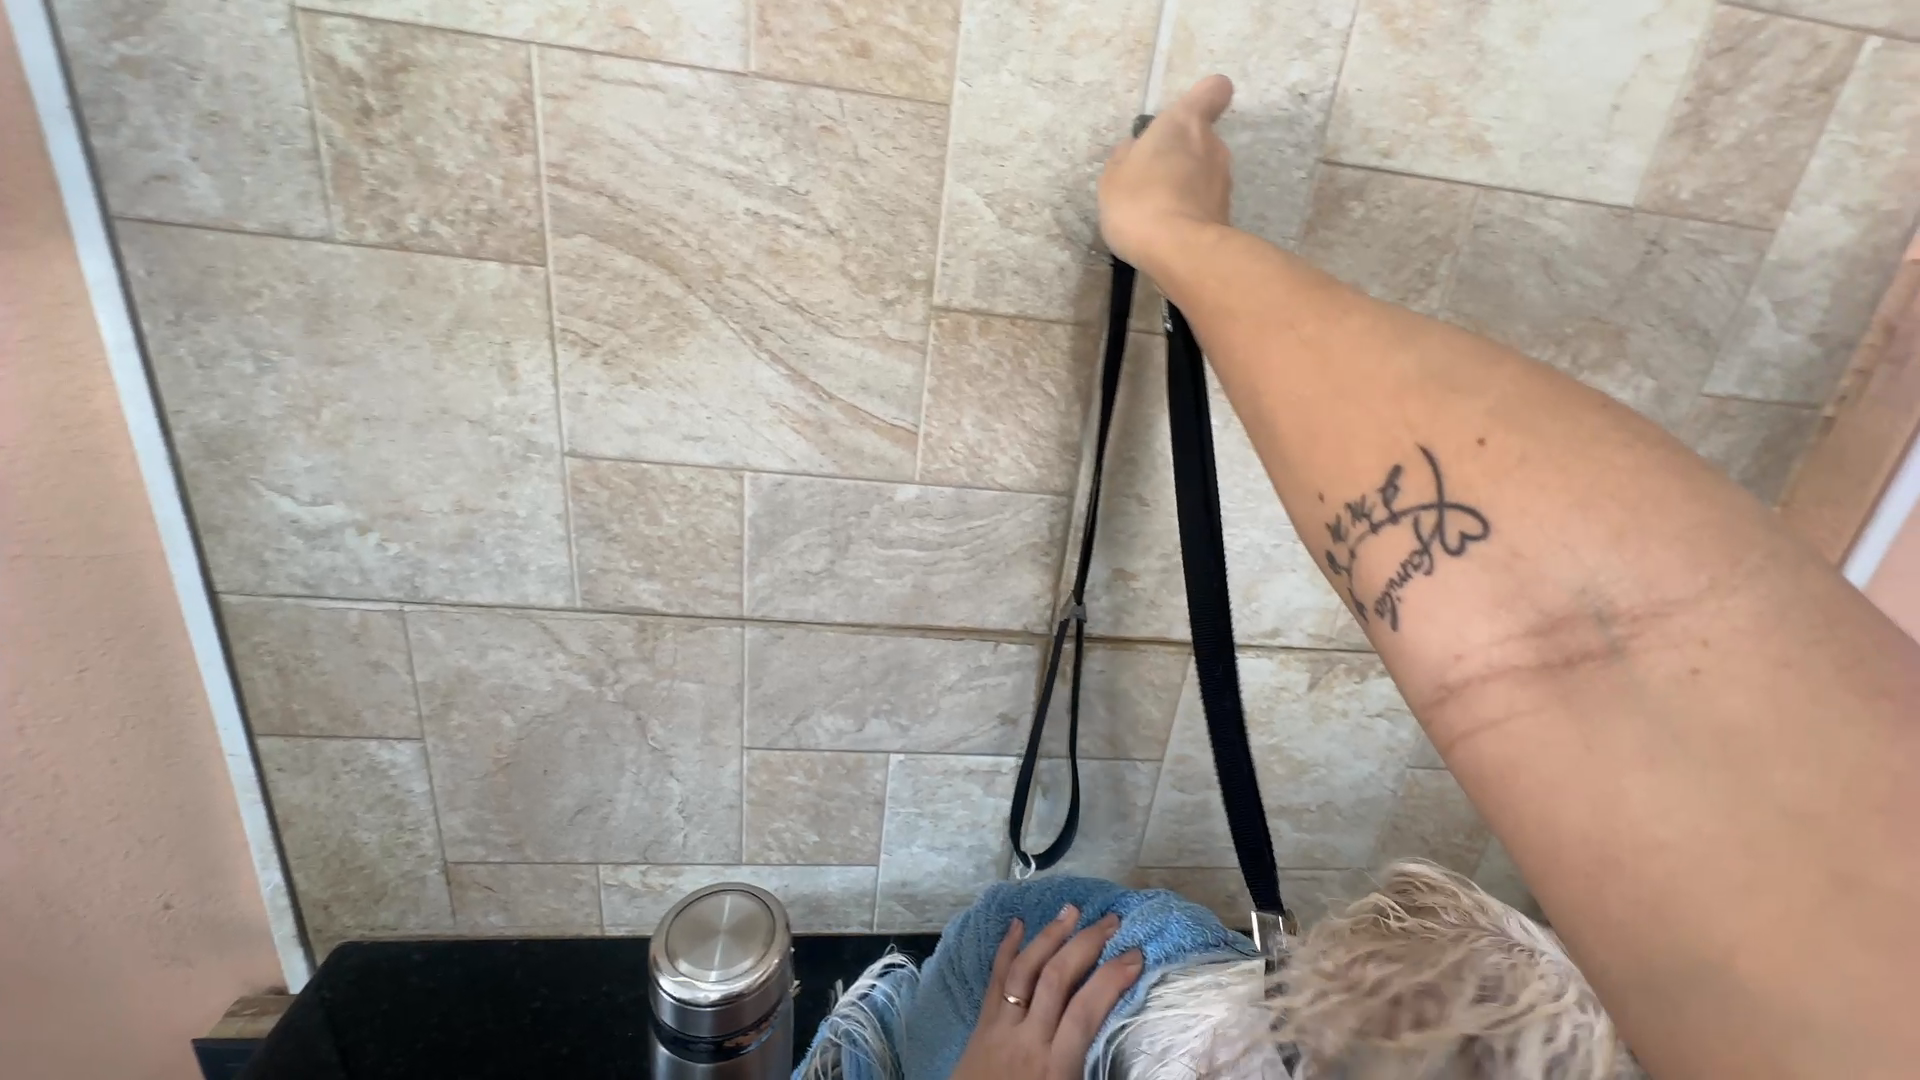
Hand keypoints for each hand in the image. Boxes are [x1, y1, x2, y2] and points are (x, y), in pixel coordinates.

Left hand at [950, 906, 1143, 1079]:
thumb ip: (1095, 1071)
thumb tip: (1126, 1050)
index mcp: (1055, 1068)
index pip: (1086, 1011)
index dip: (1112, 979)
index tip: (1135, 954)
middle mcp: (1028, 1039)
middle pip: (1057, 979)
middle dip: (1086, 945)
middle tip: (1111, 921)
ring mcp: (1001, 1027)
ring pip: (1025, 970)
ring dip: (1049, 936)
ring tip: (1071, 910)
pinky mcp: (981, 1024)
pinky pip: (995, 979)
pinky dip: (1006, 949)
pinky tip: (1017, 923)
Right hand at [1097, 74, 1234, 272]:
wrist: (1177, 251)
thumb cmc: (1139, 202)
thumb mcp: (1113, 177)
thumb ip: (1126, 156)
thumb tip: (1134, 149)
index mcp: (1185, 123)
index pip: (1213, 90)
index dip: (1202, 100)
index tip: (1181, 120)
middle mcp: (1212, 144)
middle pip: (1201, 138)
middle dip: (1181, 155)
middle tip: (1152, 181)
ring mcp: (1224, 180)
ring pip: (1204, 173)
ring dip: (1186, 185)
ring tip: (1158, 211)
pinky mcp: (1226, 213)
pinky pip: (1205, 203)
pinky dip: (1190, 211)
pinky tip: (1169, 231)